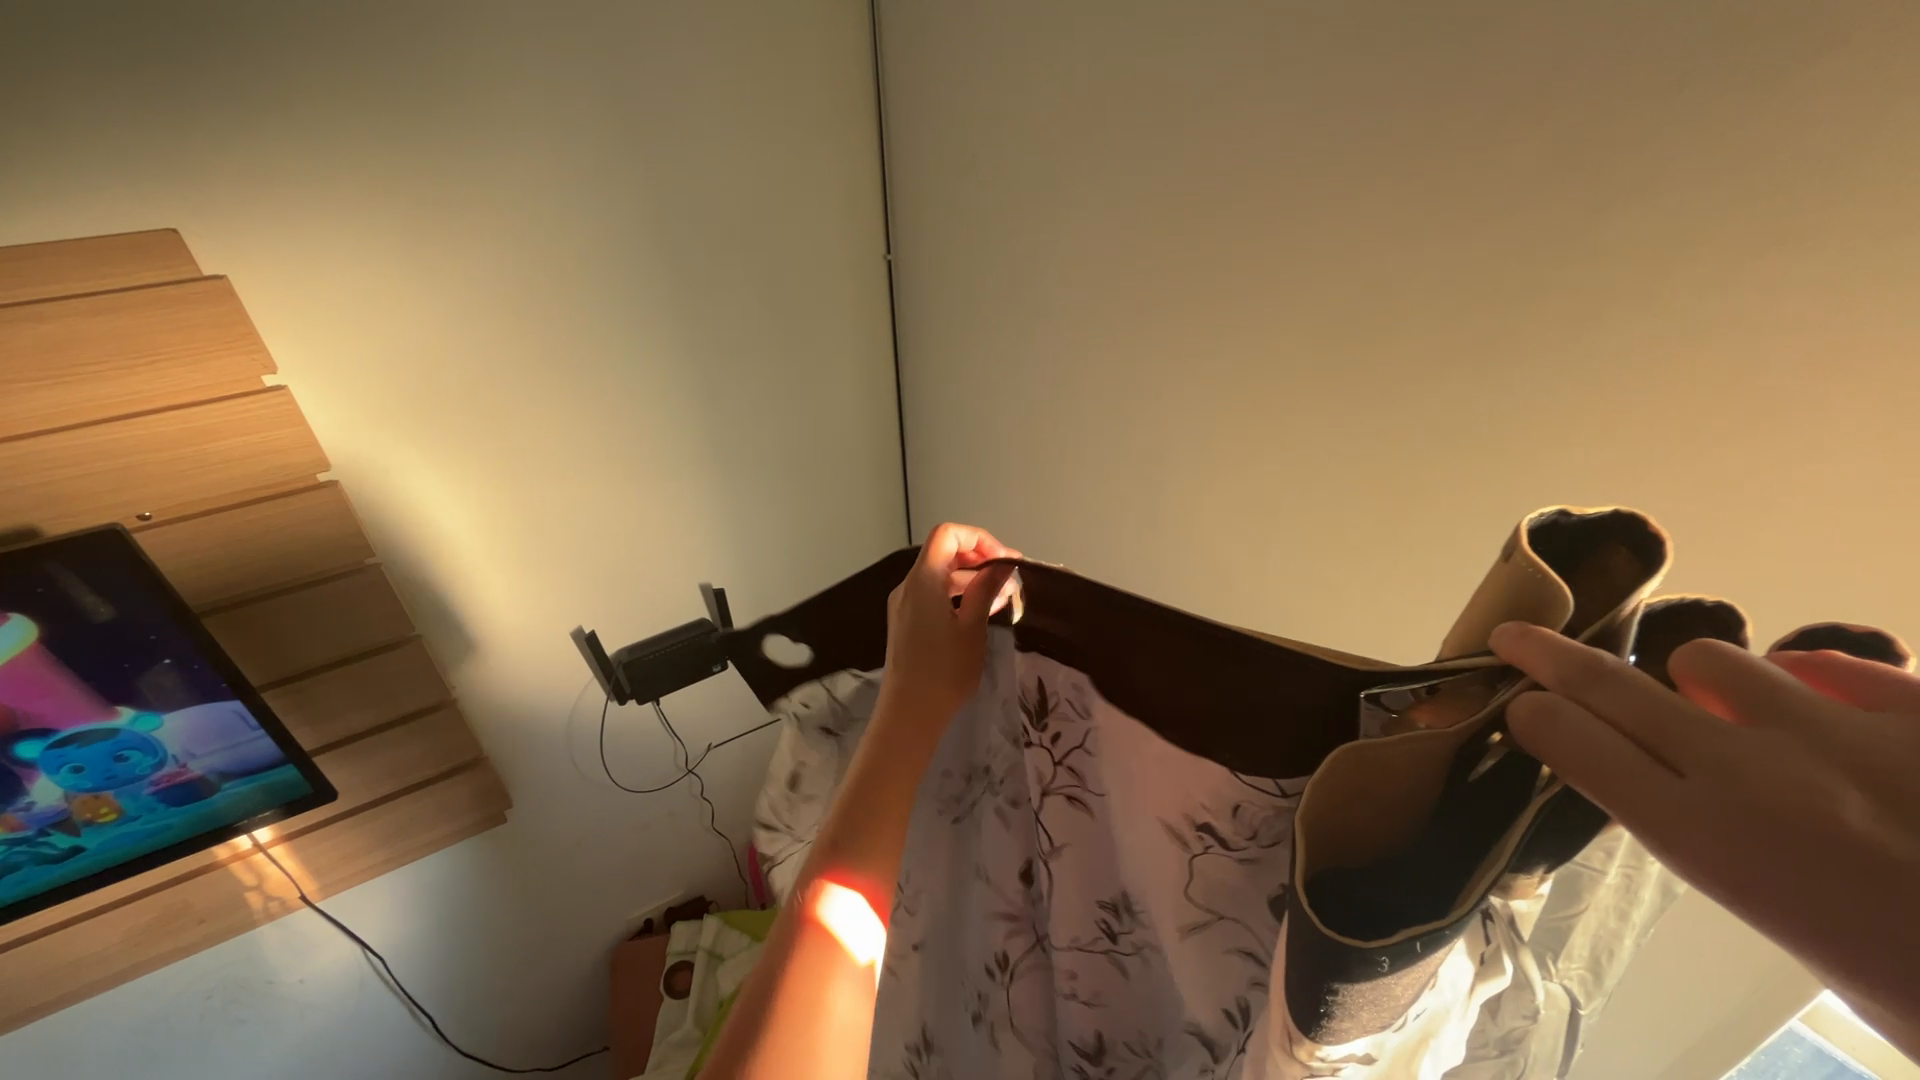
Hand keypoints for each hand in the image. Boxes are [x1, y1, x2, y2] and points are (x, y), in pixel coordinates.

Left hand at [879, 523, 1019, 721]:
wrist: (909, 714)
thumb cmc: (945, 671)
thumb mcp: (973, 627)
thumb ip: (987, 589)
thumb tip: (1003, 565)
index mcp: (923, 580)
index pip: (947, 534)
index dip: (979, 539)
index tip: (1003, 561)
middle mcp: (908, 585)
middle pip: (942, 552)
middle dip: (978, 557)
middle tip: (1009, 576)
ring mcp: (904, 604)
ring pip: (938, 574)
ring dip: (969, 577)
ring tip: (1001, 596)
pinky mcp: (905, 622)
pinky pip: (932, 594)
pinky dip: (956, 594)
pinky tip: (979, 611)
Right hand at [1489, 622, 1919, 1049]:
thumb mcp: (1789, 932)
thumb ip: (1723, 843)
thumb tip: (1690, 781)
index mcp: (1711, 840)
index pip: (1570, 739)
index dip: (1534, 715)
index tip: (1523, 711)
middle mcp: (1754, 772)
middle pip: (1611, 684)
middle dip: (1546, 655)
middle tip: (1514, 637)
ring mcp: (1846, 733)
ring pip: (1712, 659)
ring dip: (1698, 678)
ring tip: (1721, 704)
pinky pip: (1838, 666)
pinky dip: (1815, 675)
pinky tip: (1822, 692)